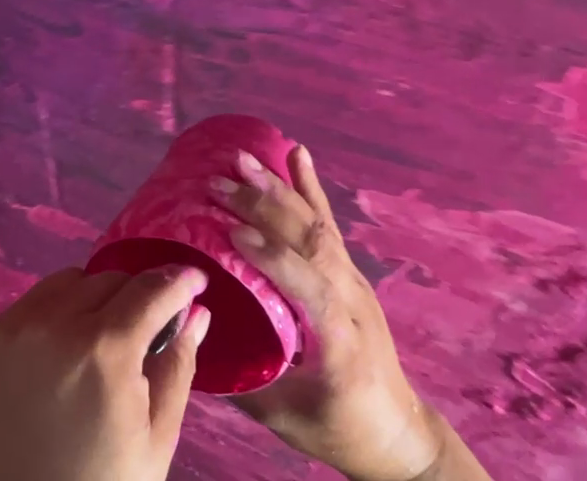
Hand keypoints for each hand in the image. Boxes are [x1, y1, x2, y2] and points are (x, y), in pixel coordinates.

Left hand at [0, 265, 212, 480]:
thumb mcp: (157, 437)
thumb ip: (177, 365)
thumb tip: (198, 312)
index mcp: (103, 351)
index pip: (150, 290)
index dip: (179, 281)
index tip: (197, 279)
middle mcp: (57, 323)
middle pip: (113, 280)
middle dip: (140, 297)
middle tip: (152, 330)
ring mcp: (20, 324)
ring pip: (75, 279)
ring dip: (100, 296)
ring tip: (110, 337)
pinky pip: (41, 295)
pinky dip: (64, 304)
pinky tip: (74, 340)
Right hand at [213, 145, 458, 480]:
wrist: (399, 432)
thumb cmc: (338, 428)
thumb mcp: (284, 420)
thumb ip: (237, 380)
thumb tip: (186, 333)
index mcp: (339, 342)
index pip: (311, 288)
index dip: (274, 258)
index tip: (231, 234)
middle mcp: (351, 302)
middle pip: (311, 244)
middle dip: (263, 208)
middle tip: (217, 182)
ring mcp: (353, 282)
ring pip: (317, 227)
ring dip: (277, 190)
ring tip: (241, 159)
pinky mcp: (349, 273)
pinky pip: (327, 223)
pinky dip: (310, 186)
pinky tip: (295, 153)